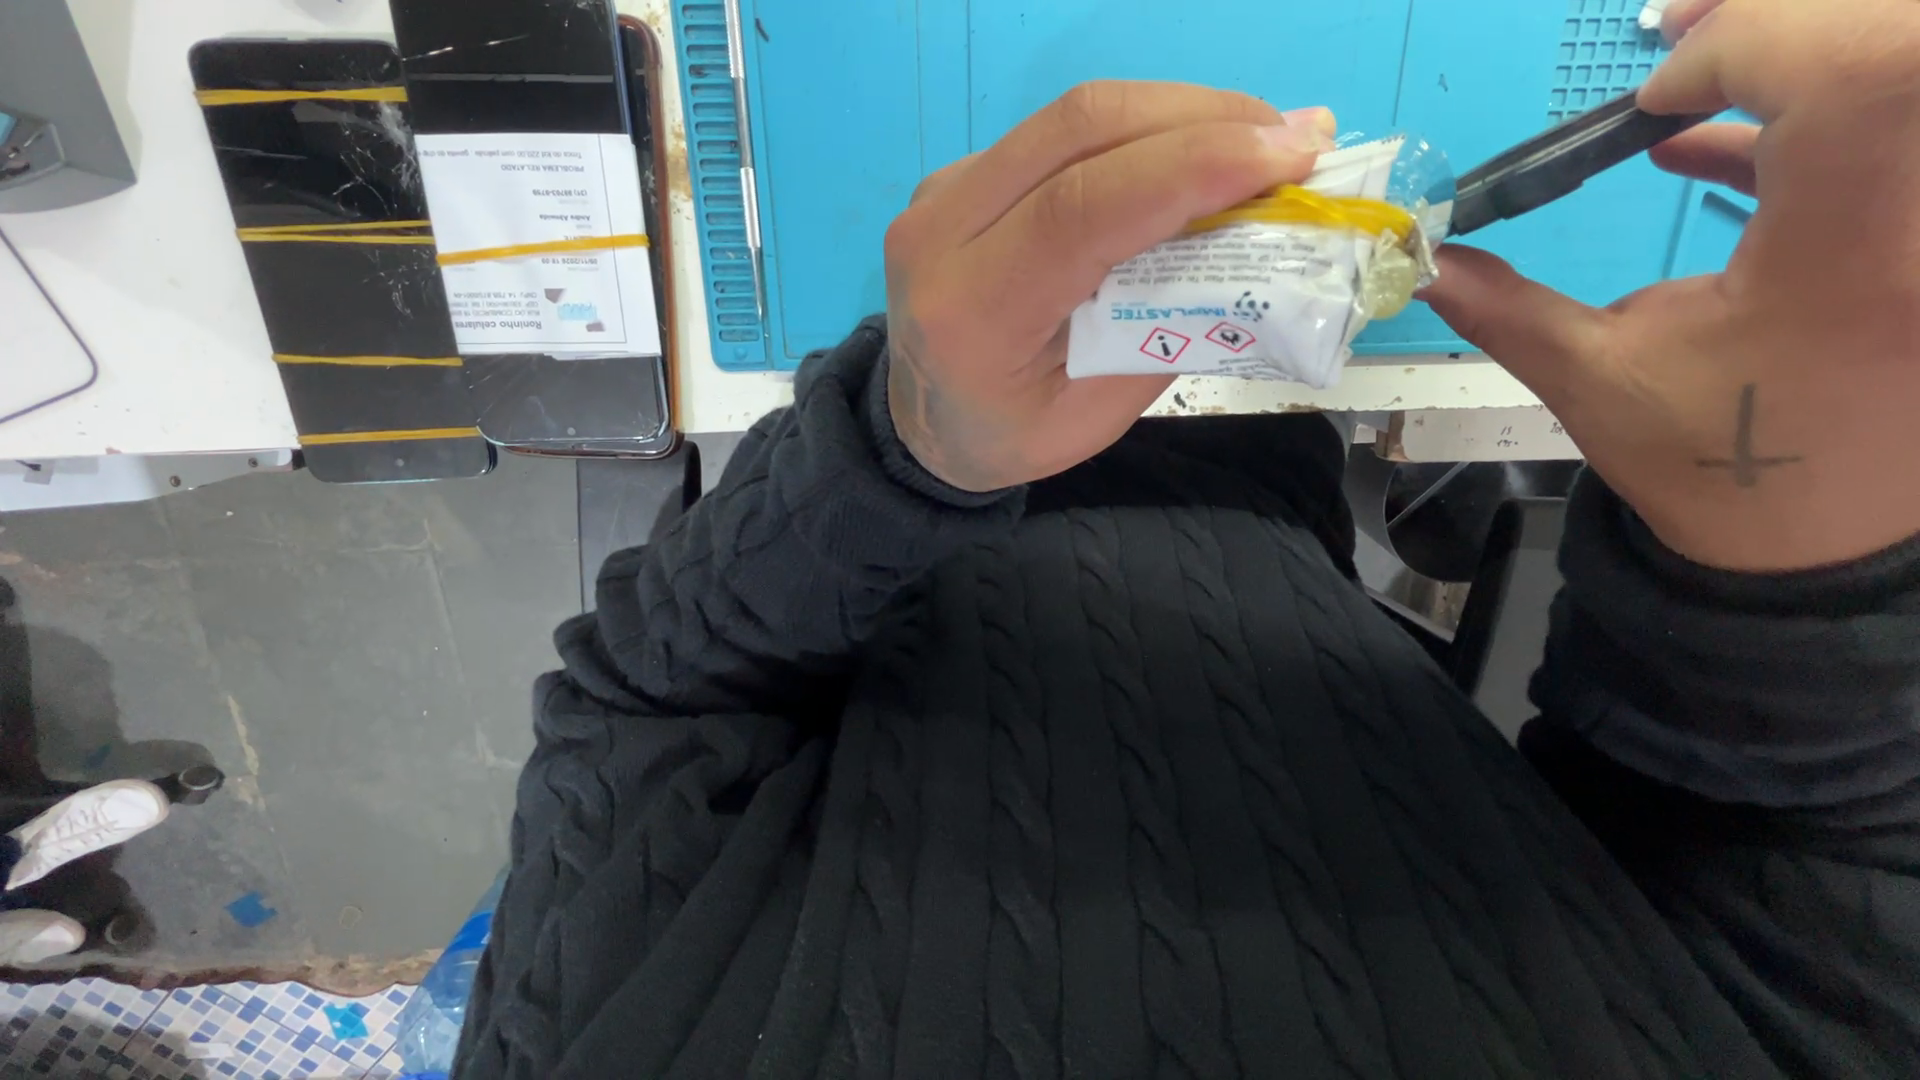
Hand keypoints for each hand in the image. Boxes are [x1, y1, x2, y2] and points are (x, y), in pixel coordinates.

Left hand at [883, 83, 1334, 491]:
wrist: (922, 423)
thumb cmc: (1010, 435)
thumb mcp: (1095, 413)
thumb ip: (1168, 326)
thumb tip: (1262, 236)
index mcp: (970, 313)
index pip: (1082, 208)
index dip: (1194, 165)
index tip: (1295, 154)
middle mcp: (938, 234)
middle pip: (1078, 130)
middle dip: (1202, 118)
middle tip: (1295, 139)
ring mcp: (939, 195)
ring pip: (1070, 118)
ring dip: (1177, 115)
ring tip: (1256, 140)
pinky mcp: (956, 179)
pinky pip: (1055, 135)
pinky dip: (1136, 134)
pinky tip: (1183, 156)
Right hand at [1423, 0, 1919, 570]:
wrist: (1806, 530)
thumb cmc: (1700, 458)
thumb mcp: (1590, 380)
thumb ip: (1502, 308)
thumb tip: (1420, 260)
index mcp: (1851, 250)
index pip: (1863, 61)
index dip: (1754, 39)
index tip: (1650, 100)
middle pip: (1906, 33)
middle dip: (1784, 11)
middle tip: (1677, 26)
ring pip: (1904, 66)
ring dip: (1797, 45)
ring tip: (1685, 67)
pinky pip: (1888, 122)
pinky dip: (1800, 107)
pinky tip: (1700, 142)